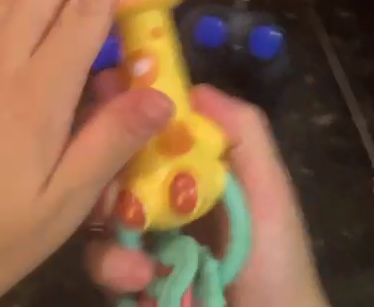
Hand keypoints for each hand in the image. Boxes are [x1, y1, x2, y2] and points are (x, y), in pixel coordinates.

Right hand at [85, 84, 329, 306]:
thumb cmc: (275, 259)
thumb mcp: (269, 189)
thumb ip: (243, 131)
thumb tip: (191, 88)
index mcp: (193, 169)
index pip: (151, 129)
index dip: (128, 112)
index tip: (106, 95)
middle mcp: (161, 199)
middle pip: (113, 167)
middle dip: (104, 169)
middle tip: (107, 184)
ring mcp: (141, 242)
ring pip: (98, 215)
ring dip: (107, 225)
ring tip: (132, 246)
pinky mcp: (127, 284)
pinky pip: (101, 264)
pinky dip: (113, 269)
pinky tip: (141, 280)